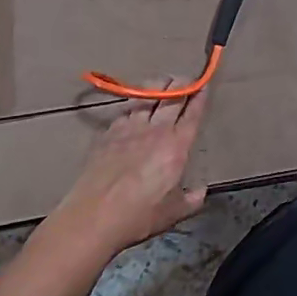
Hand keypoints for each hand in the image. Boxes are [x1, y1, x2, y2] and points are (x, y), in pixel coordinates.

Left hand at [55, 81, 209, 256]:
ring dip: (156, 87)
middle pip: (170, 97)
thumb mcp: (174, 212)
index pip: (192, 113)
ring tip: (161, 83)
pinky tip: (134, 107)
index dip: (199, 96)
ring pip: (146, 97)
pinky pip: (125, 111)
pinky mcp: (107, 134)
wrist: (93, 217)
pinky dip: (134, 104)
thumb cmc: (139, 216)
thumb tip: (200, 191)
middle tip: (185, 79)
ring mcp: (129, 130)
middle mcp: (155, 131)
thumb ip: (192, 199)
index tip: (203, 84)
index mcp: (176, 146)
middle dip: (181, 84)